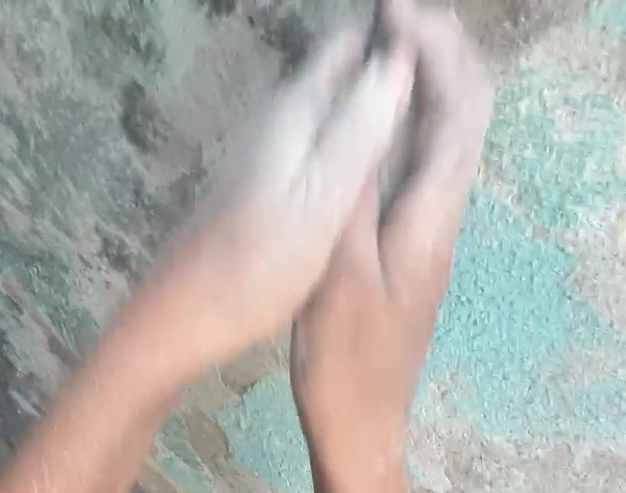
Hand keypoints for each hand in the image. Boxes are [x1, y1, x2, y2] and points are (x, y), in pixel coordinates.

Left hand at [123, 27, 417, 378]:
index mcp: (293, 113)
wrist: (186, 318)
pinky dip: (343, 155)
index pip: (349, 42)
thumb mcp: (322, 201)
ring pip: (326, 115)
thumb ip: (360, 130)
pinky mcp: (257, 191)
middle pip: (338, 75)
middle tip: (438, 108)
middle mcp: (274, 122)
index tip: (440, 68)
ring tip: (412, 144)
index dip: (395, 42)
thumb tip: (400, 60)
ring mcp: (261, 157)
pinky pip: (312, 152)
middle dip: (384, 79)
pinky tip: (363, 185)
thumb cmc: (257, 268)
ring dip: (366, 118)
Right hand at [291, 0, 491, 489]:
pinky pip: (418, 177)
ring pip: (444, 148)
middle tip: (392, 20)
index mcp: (429, 224)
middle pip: (464, 121)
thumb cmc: (344, 367)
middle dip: (441, 57)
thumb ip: (356, 197)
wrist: (361, 431)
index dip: (436, 51)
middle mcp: (441, 224)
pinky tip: (371, 133)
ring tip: (382, 58)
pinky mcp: (407, 260)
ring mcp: (427, 243)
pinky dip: (403, 136)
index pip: (459, 112)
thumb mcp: (338, 281)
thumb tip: (374, 111)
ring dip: (425, 92)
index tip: (392, 13)